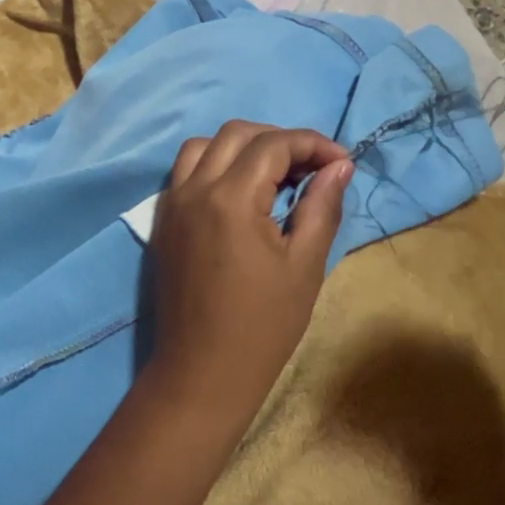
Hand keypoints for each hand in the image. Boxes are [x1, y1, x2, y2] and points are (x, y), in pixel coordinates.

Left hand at [144, 121, 352, 420]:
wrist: (202, 370)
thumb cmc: (262, 325)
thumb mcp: (304, 266)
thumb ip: (321, 207)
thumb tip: (339, 166)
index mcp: (230, 198)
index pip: (273, 144)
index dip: (312, 144)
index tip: (342, 162)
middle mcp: (194, 188)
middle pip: (236, 134)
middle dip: (279, 139)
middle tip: (312, 167)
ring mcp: (171, 203)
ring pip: (202, 146)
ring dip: (241, 147)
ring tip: (274, 174)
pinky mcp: (162, 220)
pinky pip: (184, 172)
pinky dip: (213, 165)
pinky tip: (238, 192)